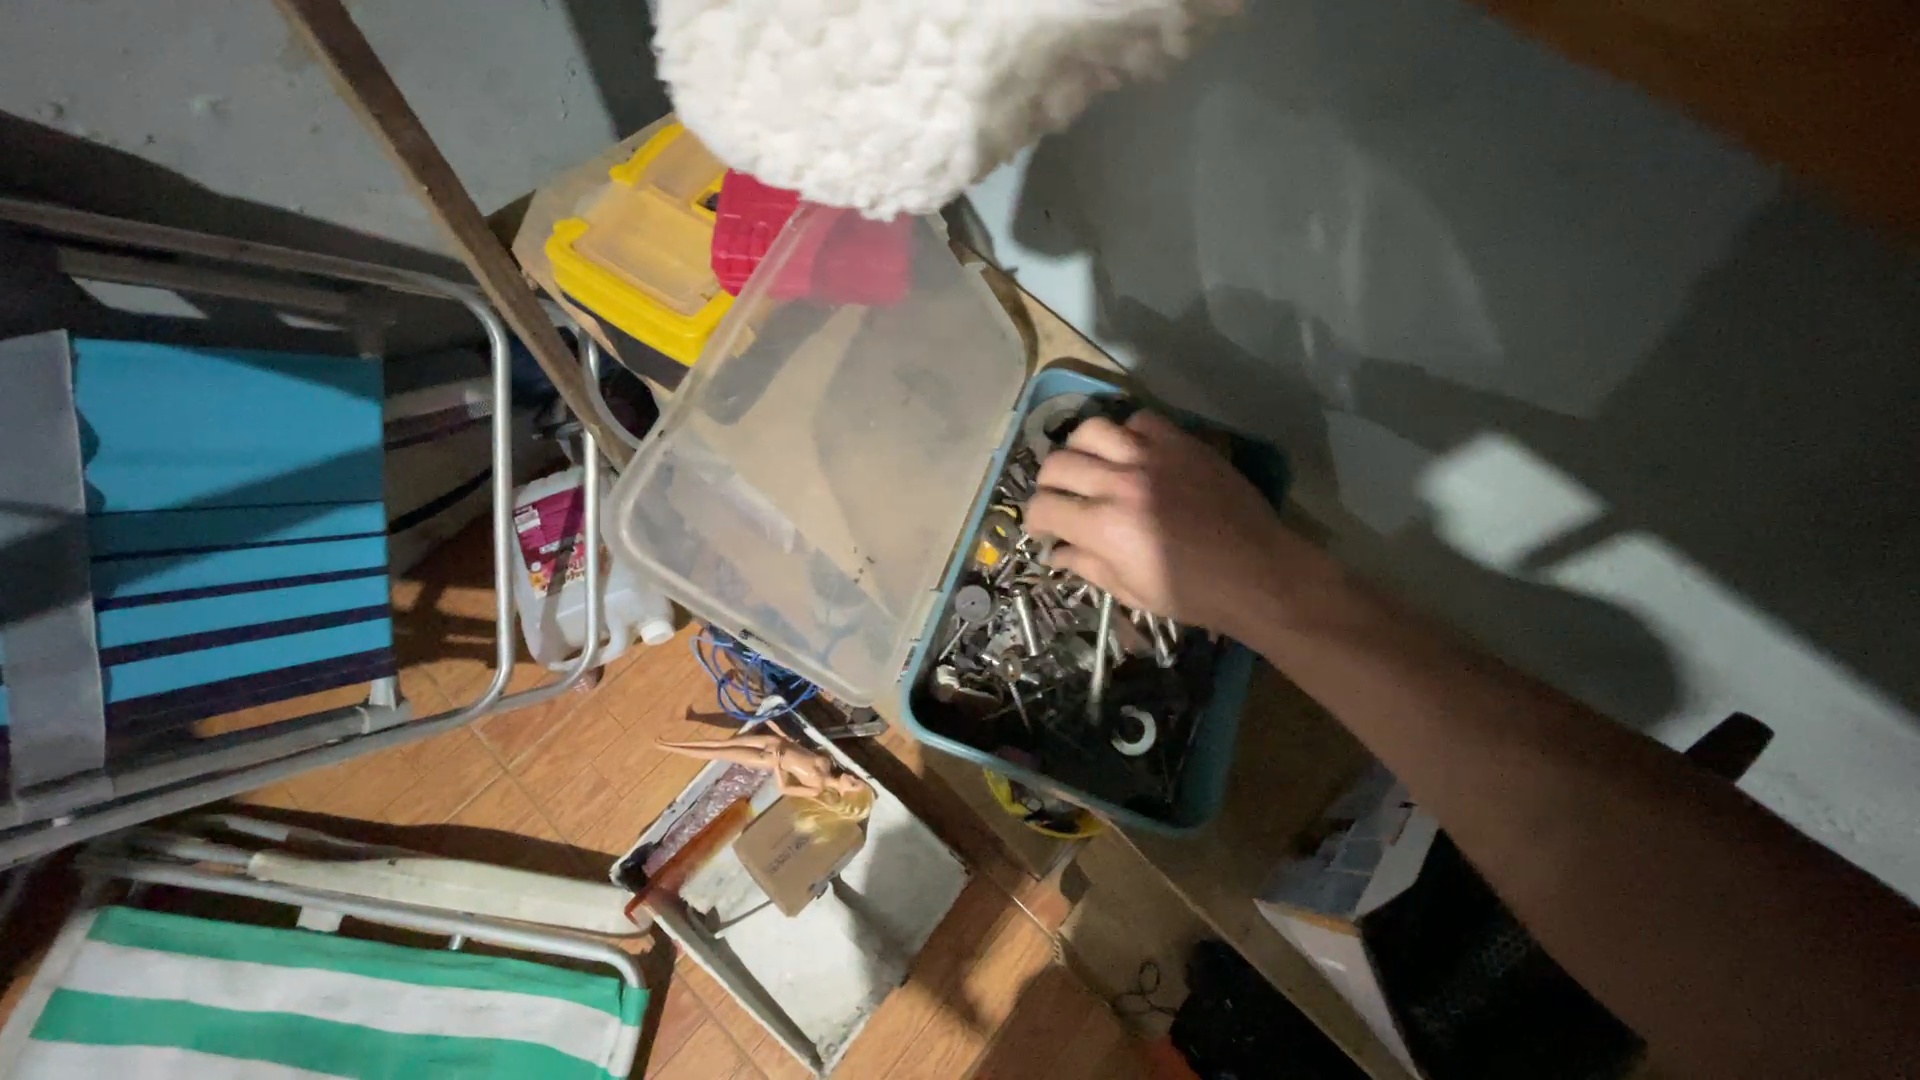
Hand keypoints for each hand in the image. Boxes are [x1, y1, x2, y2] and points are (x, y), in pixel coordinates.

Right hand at [1024, 411, 1328, 639]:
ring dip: (1079, 449)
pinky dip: (1126, 434)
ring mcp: (1152, 457)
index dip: (1035, 521)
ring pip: (1091, 430)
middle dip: (1048, 485)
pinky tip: (1131, 453)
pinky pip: (1139, 420)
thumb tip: (1056, 553)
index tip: (1044, 529)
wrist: (1258, 574)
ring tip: (1088, 466)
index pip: (1044, 507)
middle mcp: (1120, 483)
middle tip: (1061, 500)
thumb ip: (1087, 566)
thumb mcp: (1131, 591)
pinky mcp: (1182, 444)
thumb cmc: (1193, 594)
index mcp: (1103, 526)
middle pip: (1058, 464)